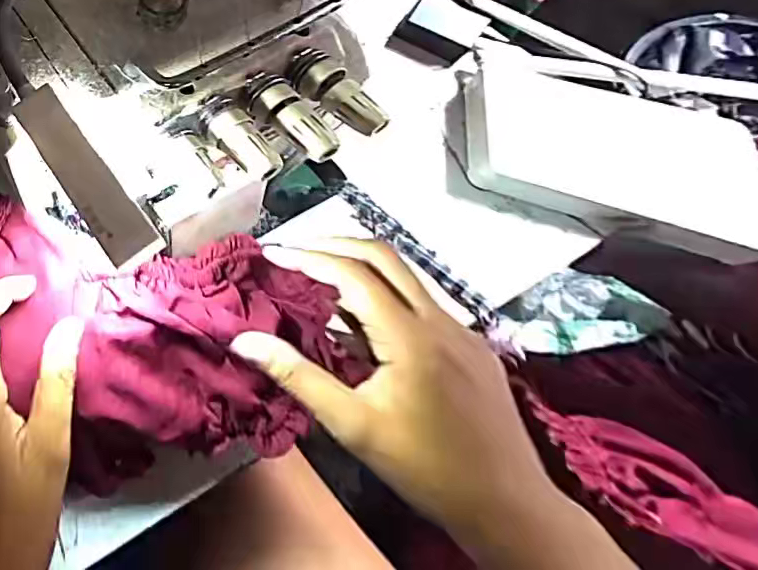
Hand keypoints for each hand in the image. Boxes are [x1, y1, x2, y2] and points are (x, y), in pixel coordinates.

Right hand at [230, 238, 632, 569]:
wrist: (514, 512)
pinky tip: (365, 322)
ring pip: (404, 273)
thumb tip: (244, 340)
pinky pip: (421, 300)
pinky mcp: (474, 343)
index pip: (351, 272)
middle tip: (295, 253)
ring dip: (359, 265)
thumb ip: (298, 377)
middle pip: (381, 254)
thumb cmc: (427, 470)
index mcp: (411, 337)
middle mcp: (440, 320)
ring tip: (320, 279)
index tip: (271, 254)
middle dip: (333, 244)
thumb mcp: (353, 427)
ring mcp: (463, 329)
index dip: (307, 256)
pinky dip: (385, 292)